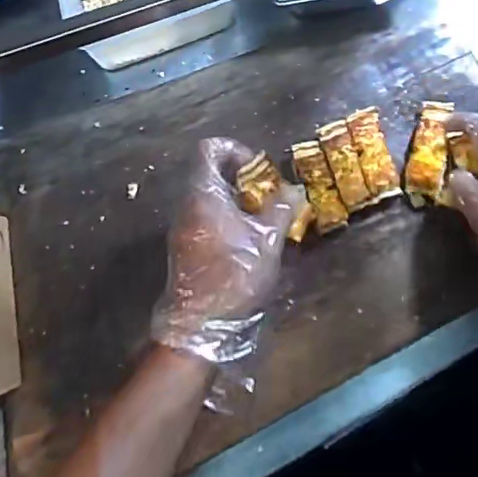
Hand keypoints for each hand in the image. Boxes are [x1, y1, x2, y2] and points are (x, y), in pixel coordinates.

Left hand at [150, 138, 305, 363]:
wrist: (199, 328)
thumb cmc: (233, 275)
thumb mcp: (267, 240)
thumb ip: (281, 209)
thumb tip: (295, 190)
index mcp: (202, 194)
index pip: (209, 149)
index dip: (234, 149)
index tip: (257, 169)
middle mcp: (186, 204)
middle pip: (209, 172)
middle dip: (240, 178)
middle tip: (267, 194)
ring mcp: (182, 227)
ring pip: (207, 197)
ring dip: (234, 200)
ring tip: (261, 218)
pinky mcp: (184, 247)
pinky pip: (204, 217)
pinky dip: (225, 217)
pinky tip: (246, 240)